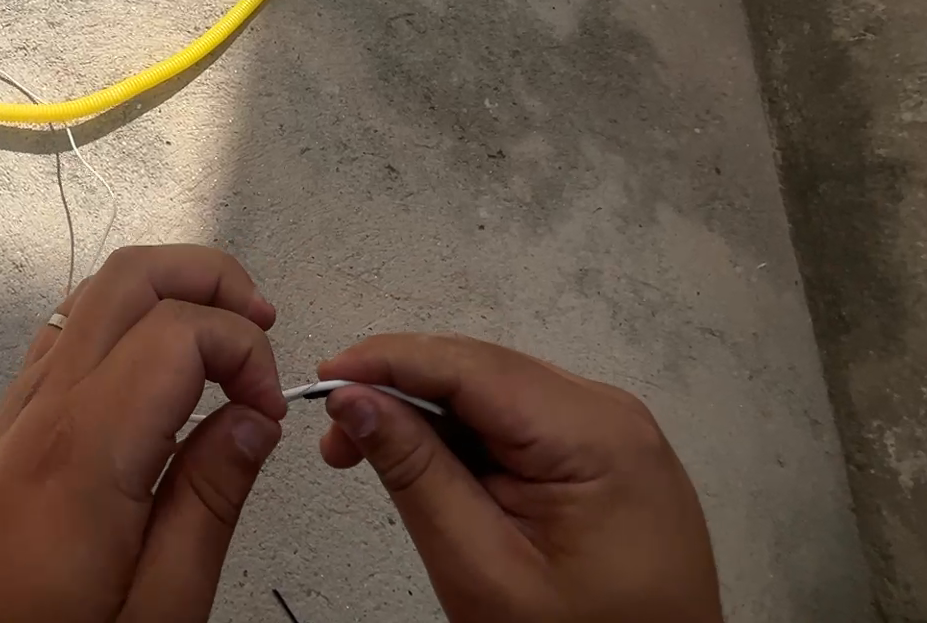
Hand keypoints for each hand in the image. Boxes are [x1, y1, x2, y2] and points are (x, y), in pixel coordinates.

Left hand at [0, 246, 287, 622]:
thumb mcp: (155, 608)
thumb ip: (210, 501)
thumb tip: (255, 421)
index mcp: (88, 445)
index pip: (178, 332)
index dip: (244, 351)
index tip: (270, 408)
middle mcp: (52, 396)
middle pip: (133, 274)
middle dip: (210, 277)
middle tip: (261, 327)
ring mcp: (29, 388)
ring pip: (101, 284)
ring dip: (171, 284)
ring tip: (222, 334)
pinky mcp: (21, 398)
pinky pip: (77, 317)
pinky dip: (133, 308)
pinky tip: (162, 354)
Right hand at [317, 334, 721, 622]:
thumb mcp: (481, 567)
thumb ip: (413, 470)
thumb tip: (349, 396)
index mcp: (593, 434)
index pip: (465, 365)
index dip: (384, 360)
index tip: (323, 377)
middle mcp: (603, 409)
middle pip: (470, 368)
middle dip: (393, 389)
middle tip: (335, 433)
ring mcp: (602, 424)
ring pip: (478, 385)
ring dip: (415, 410)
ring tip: (363, 449)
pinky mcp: (589, 443)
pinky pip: (500, 412)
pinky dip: (449, 429)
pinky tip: (417, 457)